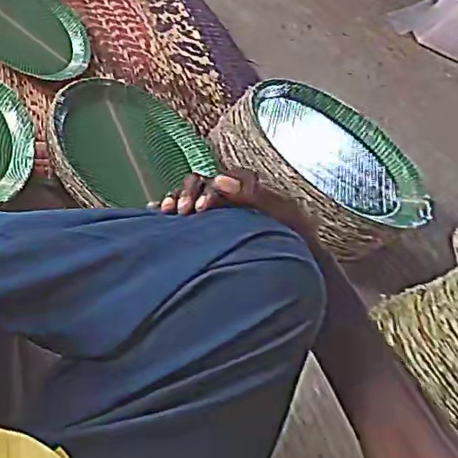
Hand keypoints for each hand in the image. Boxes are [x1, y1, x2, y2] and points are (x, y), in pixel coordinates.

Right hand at [158, 169, 316, 236]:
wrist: (302, 279)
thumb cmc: (296, 247)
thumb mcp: (286, 218)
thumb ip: (258, 196)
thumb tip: (219, 178)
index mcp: (250, 191)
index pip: (224, 178)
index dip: (210, 188)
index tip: (202, 209)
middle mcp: (230, 198)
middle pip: (201, 182)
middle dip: (188, 193)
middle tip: (184, 212)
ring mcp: (216, 214)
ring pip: (188, 196)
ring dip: (175, 199)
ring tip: (167, 212)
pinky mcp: (203, 230)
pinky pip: (180, 212)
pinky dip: (166, 209)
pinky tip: (155, 213)